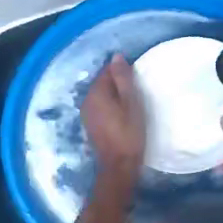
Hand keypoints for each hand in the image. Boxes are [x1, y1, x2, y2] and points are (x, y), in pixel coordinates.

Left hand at [83, 55, 145, 189]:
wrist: (119, 165)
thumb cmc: (129, 133)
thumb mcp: (131, 103)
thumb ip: (122, 78)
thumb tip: (116, 56)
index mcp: (96, 93)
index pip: (107, 70)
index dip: (122, 72)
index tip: (137, 80)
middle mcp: (86, 101)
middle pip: (102, 83)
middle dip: (117, 83)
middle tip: (136, 91)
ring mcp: (86, 114)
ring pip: (101, 95)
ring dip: (114, 95)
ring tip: (131, 103)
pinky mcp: (90, 125)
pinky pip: (100, 107)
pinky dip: (110, 106)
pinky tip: (121, 114)